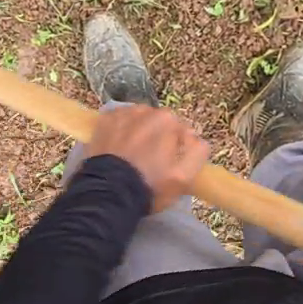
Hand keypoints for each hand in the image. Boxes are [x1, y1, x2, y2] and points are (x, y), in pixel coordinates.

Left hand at [84, 106, 208, 212]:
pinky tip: (119, 147)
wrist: (108, 193)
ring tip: (134, 155)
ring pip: (139, 120)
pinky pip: (119, 121)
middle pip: (159, 123)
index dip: (178, 147)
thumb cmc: (150, 186)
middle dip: (159, 138)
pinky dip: (121, 131)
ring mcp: (122, 114)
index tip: (170, 163)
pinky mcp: (103, 122)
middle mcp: (145, 110)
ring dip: (140, 132)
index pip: (180, 130)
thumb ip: (198, 152)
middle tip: (151, 161)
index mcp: (168, 119)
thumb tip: (195, 137)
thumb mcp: (184, 177)